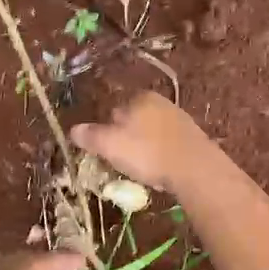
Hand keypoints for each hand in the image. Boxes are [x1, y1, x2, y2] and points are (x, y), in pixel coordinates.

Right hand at [70, 92, 215, 192]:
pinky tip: (161, 171)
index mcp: (140, 98)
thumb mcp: (111, 145)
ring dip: (145, 149)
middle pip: (134, 121)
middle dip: (128, 139)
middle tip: (122, 162)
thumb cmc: (147, 153)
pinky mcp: (193, 138)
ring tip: (142, 170)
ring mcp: (180, 120)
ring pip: (152, 134)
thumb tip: (73, 129)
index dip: (107, 131)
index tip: (106, 151)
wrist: (194, 168)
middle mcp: (161, 103)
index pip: (114, 111)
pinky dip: (161, 156)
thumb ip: (91, 136)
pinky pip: (168, 146)